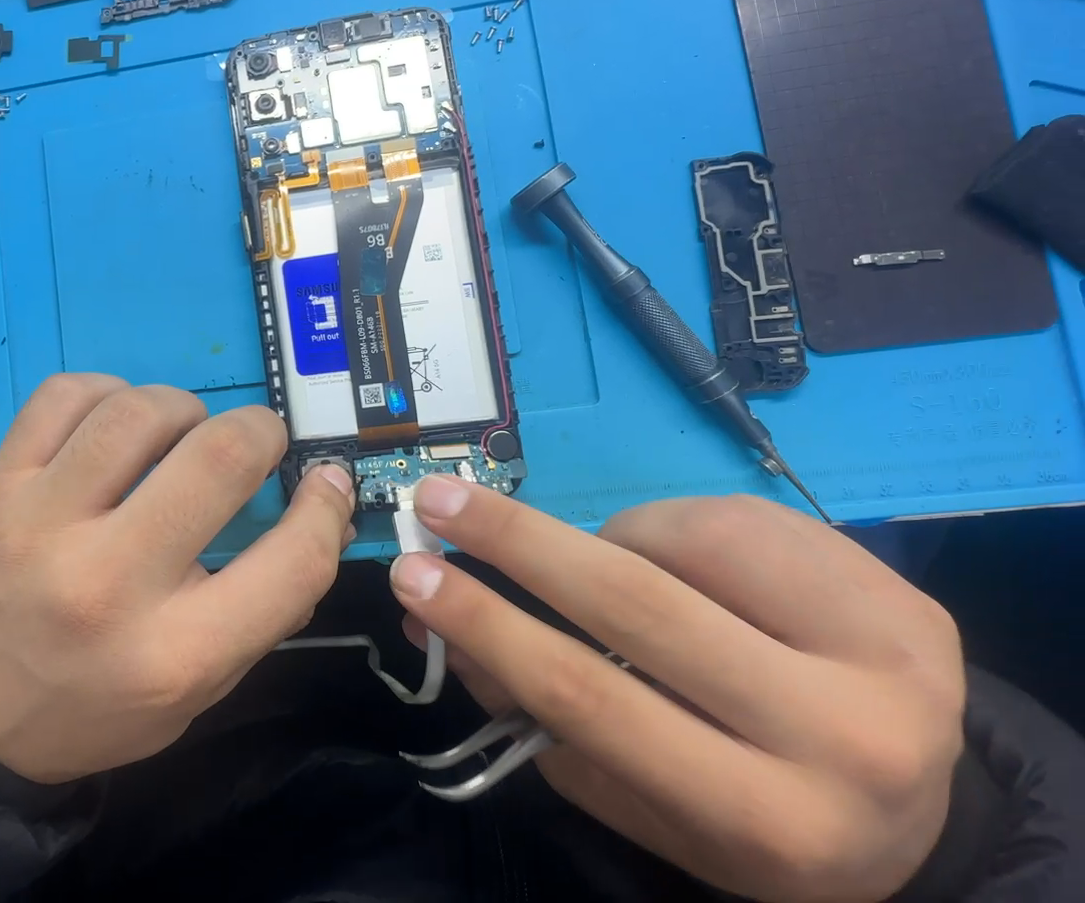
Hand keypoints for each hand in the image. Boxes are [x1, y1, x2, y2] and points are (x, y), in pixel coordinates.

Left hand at [0, 374, 355, 783]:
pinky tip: (115, 423)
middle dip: (259, 432)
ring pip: (138, 411)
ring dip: (182, 407)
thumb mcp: (195, 693)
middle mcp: (108, 582)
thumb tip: (315, 510)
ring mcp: (41, 524)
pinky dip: (108, 392)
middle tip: (256, 440)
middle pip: (217, 460)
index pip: (291, 560)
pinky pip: (64, 395)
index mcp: (174, 653)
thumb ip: (263, 611)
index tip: (324, 481)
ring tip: (182, 431)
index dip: (327, 508)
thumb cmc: (93, 705)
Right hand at [391, 476, 964, 902]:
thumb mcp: (626, 789)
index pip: (590, 697)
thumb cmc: (734, 812)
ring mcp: (895, 661)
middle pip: (639, 603)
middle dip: (516, 539)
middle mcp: (846, 742)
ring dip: (609, 538)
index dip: (487, 625)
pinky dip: (670, 527)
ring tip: (603, 564)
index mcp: (762, 819)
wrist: (905, 811)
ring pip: (687, 541)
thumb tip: (428, 614)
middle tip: (438, 499)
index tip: (411, 573)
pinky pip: (740, 517)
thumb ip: (528, 707)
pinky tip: (675, 561)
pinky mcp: (907, 596)